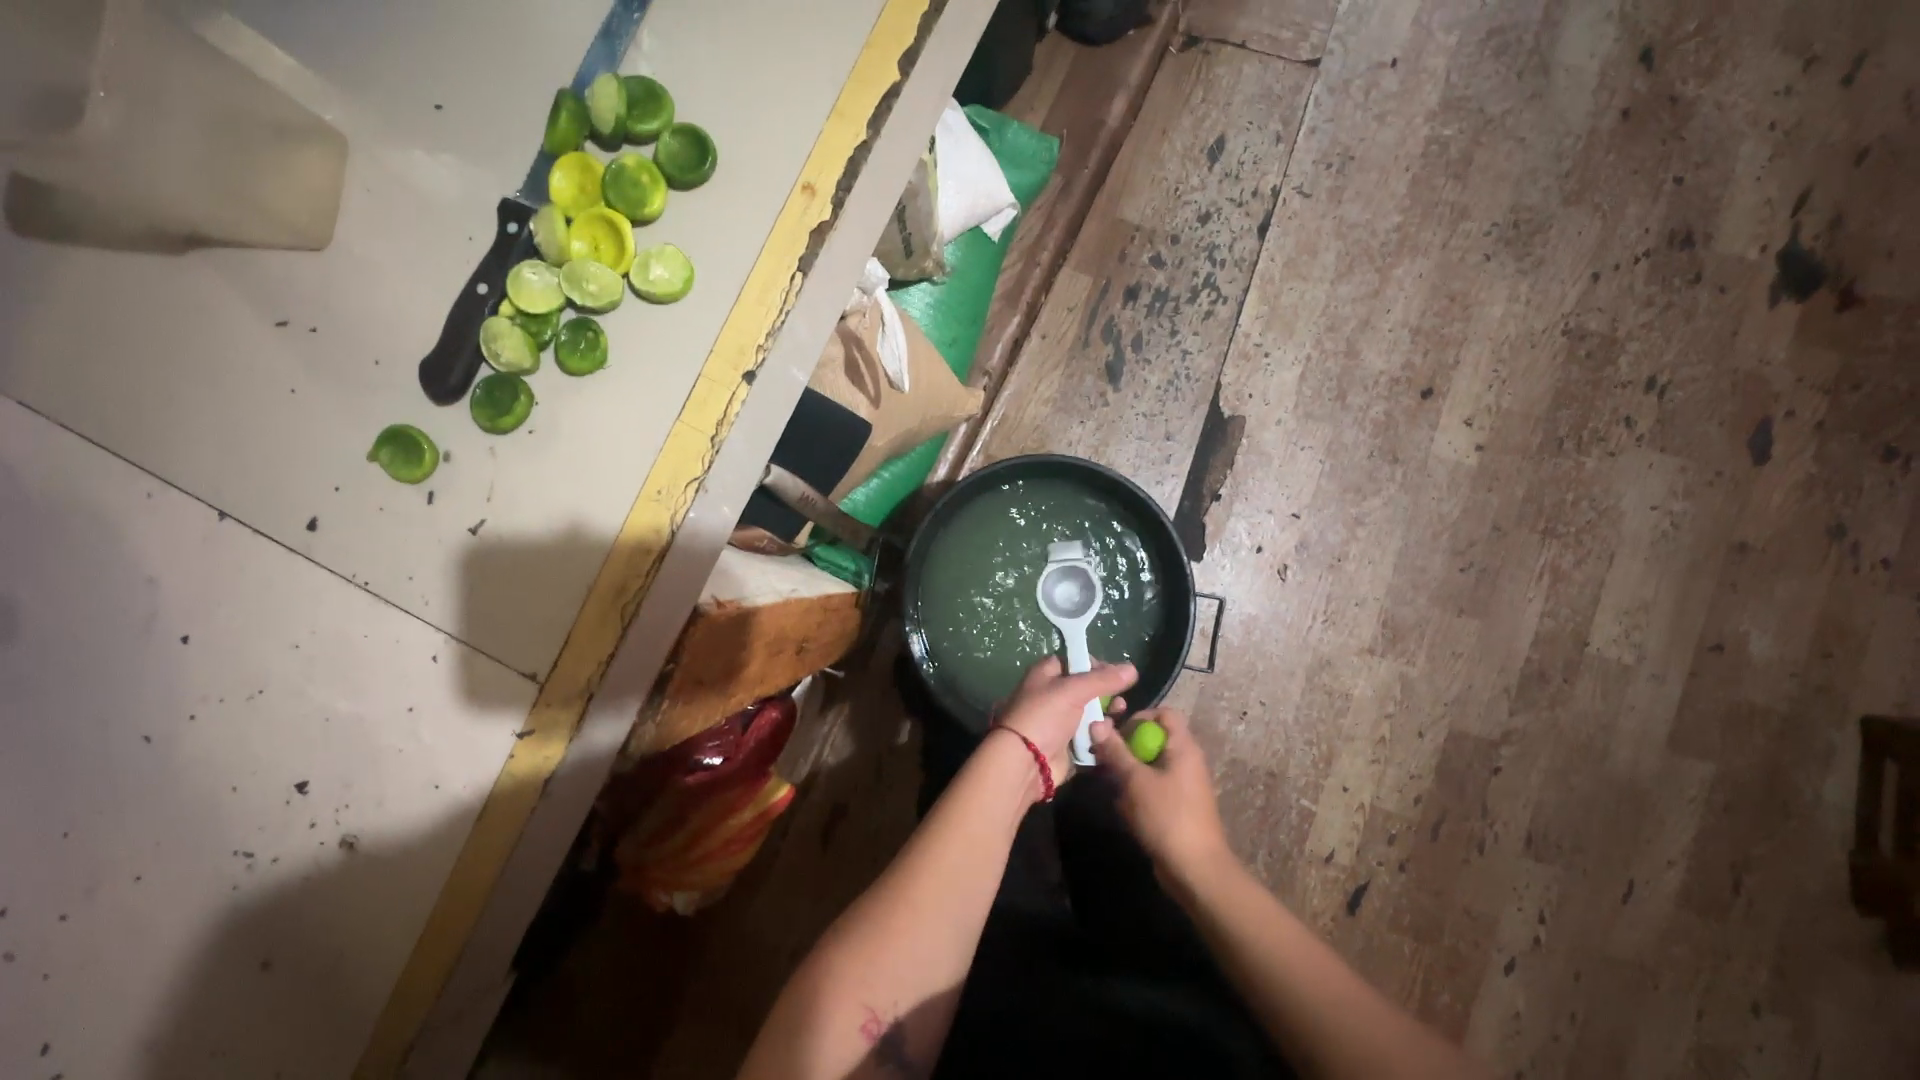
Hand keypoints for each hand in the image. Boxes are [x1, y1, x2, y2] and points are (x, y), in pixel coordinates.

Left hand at [994, 657, 1135, 779]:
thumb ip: (1103, 679)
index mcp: (1046, 675)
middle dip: (1106, 694)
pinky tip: (1104, 735)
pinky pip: (1090, 735)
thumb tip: (1132, 668)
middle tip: (1120, 701)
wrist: (1025, 762)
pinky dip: (1098, 735)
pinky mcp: (1068, 744)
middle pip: (1087, 689)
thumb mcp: (1072, 690)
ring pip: (1091, 713)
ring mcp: (1060, 721)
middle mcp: (1053, 695)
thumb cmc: (1043, 716)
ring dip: (1104, 715)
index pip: (1074, 661)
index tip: (1115, 672)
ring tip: (1115, 716)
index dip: (1094, 665)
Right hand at [1089, 710, 1233, 879]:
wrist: (1195, 869)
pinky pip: (1153, 789)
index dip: (1138, 717)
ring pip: (1149, 767)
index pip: (1164, 714)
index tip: (1115, 734)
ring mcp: (1183, 785)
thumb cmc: (1166, 817)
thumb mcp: (1135, 781)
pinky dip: (1137, 794)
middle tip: (1103, 761)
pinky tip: (1124, 810)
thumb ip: (1115, 751)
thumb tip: (1097, 722)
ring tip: (1111, 789)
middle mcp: (1186, 761)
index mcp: (1183, 747)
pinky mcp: (1177, 806)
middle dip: (1126, 750)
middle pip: (1153, 740)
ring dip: (1128, 775)